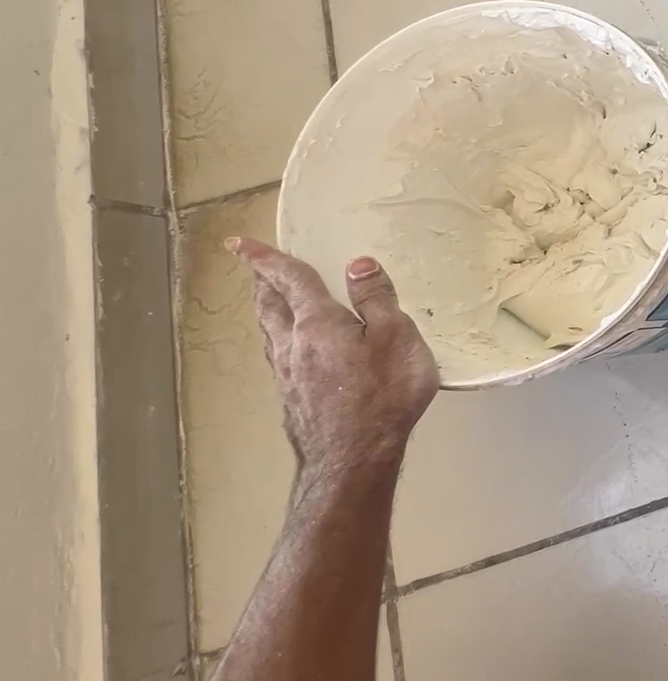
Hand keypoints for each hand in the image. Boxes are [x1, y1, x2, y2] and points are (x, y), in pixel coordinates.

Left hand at [227, 238, 438, 481]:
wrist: (355, 456)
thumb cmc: (384, 391)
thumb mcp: (396, 336)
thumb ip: (377, 299)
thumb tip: (358, 264)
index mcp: (318, 324)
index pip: (290, 282)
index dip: (267, 259)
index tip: (240, 242)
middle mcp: (294, 345)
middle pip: (270, 307)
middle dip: (263, 283)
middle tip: (255, 266)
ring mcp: (288, 374)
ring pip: (270, 331)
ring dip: (267, 309)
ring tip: (269, 299)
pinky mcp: (294, 397)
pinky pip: (280, 354)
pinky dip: (281, 336)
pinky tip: (291, 345)